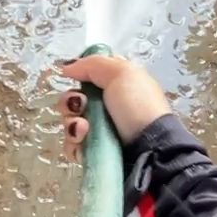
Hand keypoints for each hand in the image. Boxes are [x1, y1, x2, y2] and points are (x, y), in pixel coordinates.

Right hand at [55, 54, 171, 160]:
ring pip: (70, 122)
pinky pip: (73, 145)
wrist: (149, 147)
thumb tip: (66, 68)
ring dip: (72, 123)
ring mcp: (99, 130)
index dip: (78, 77)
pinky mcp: (94, 152)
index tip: (76, 79)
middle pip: (73, 100)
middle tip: (81, 106)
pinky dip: (75, 143)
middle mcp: (106, 106)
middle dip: (71, 102)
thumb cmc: (138, 106)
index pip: (87, 76)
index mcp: (116, 85)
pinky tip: (84, 141)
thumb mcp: (122, 73)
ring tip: (85, 128)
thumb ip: (93, 64)